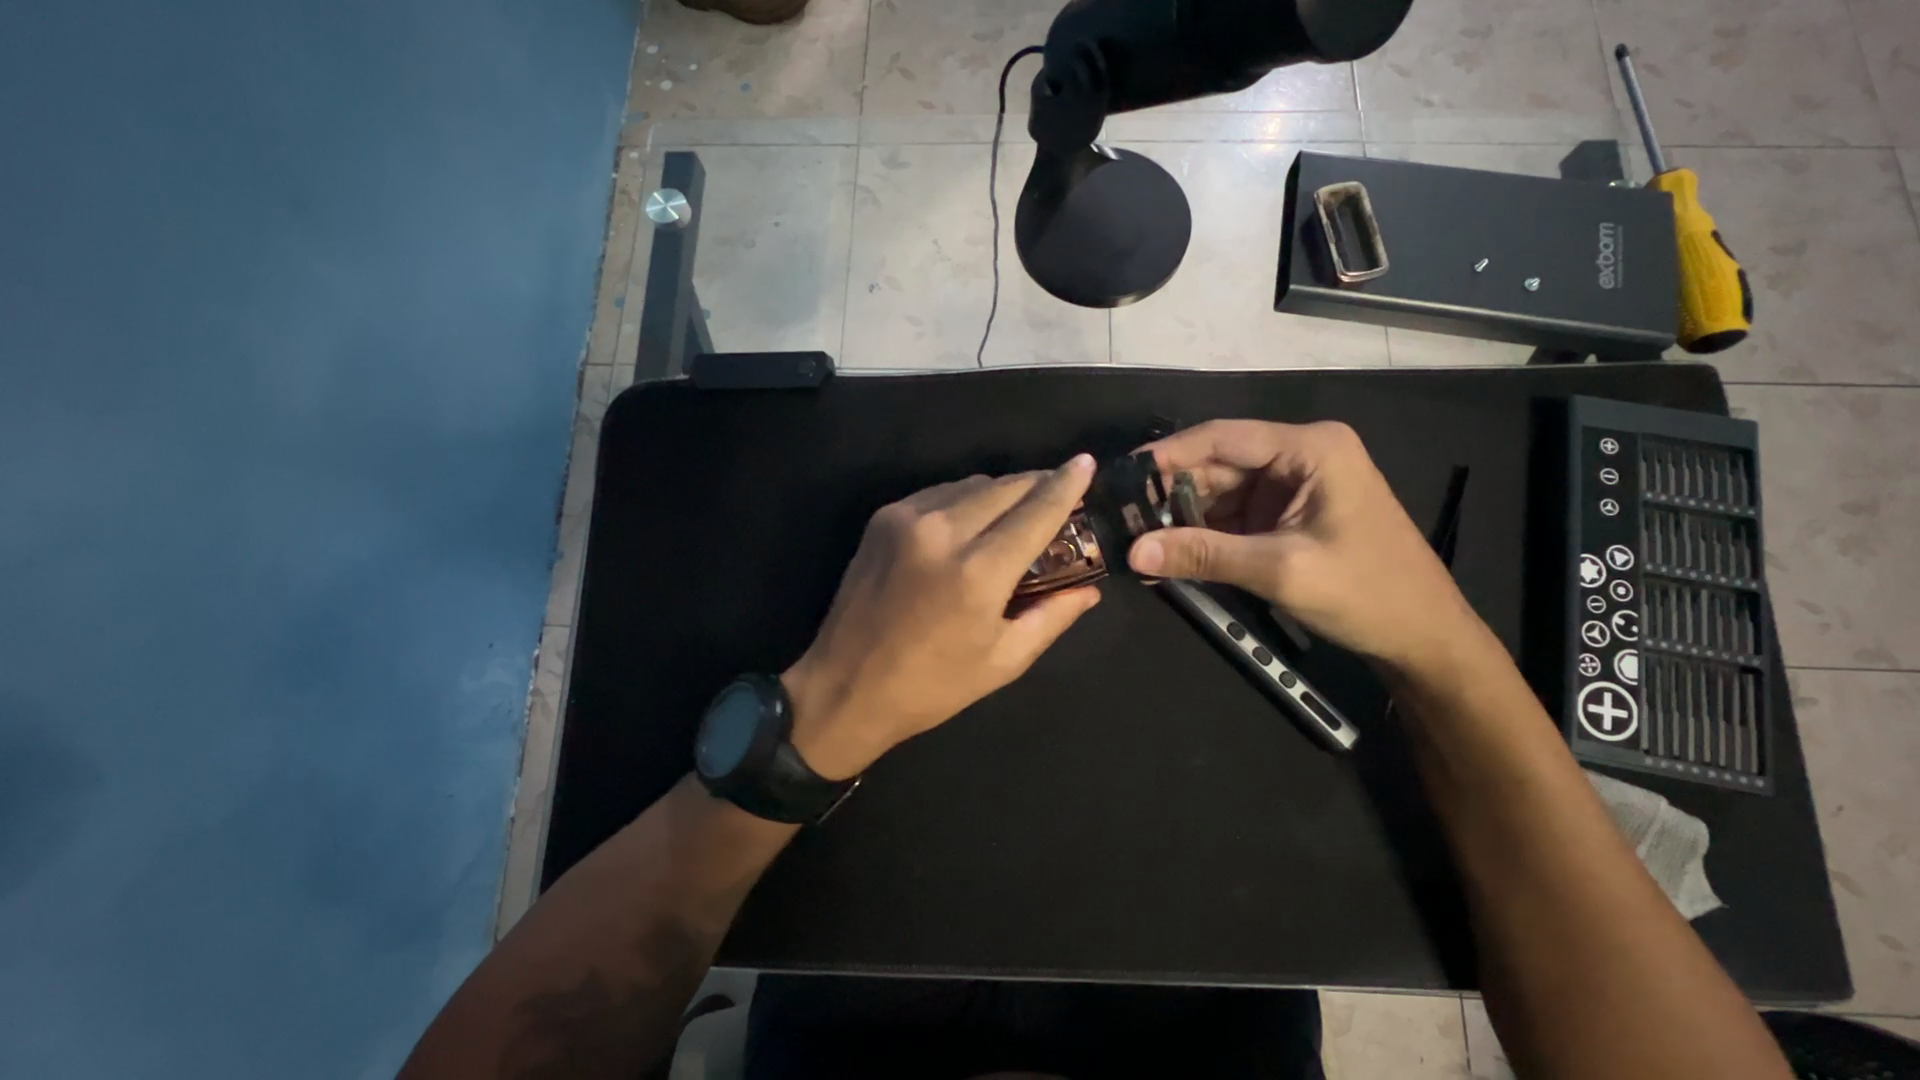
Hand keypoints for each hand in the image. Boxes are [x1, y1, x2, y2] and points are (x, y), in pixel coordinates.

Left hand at [782, 456, 1101, 778]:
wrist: (845, 687)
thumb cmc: (931, 685)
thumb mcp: (1003, 660)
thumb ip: (1052, 616)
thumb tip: (1089, 588)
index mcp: (978, 572)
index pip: (1036, 511)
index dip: (1067, 484)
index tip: (1087, 463)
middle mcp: (943, 531)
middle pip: (1006, 486)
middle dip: (1037, 485)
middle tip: (1058, 497)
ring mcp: (907, 518)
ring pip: (972, 484)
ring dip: (1002, 492)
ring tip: (1016, 514)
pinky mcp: (883, 517)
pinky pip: (940, 493)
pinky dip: (965, 500)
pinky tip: (972, 522)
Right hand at [1126, 420, 1484, 676]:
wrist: (1424, 637)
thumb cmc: (1366, 593)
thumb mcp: (1280, 571)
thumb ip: (1205, 555)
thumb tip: (1133, 552)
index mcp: (1312, 448)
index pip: (1222, 437)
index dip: (1167, 455)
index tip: (1119, 476)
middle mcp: (1303, 455)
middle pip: (1220, 462)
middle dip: (1172, 491)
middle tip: (1120, 517)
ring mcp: (1297, 485)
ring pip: (1224, 489)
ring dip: (1185, 515)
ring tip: (1137, 537)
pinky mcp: (1291, 514)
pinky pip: (1237, 514)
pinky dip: (1206, 532)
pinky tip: (1171, 550)